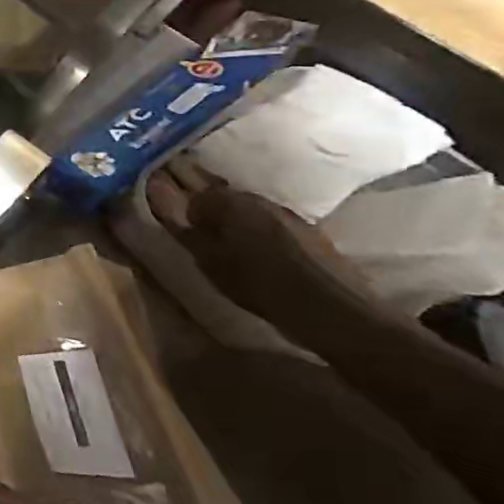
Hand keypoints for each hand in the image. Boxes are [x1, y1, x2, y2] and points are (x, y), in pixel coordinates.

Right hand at [169, 179, 380, 326]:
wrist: (330, 307)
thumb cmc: (258, 284)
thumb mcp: (211, 264)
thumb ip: (190, 236)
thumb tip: (172, 216)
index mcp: (231, 203)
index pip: (200, 196)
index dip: (192, 215)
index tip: (190, 235)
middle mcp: (261, 200)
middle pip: (230, 201)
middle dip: (219, 218)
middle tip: (212, 244)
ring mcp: (291, 215)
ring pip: (255, 214)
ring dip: (244, 228)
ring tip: (240, 254)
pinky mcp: (314, 233)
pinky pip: (278, 228)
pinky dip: (267, 238)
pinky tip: (268, 261)